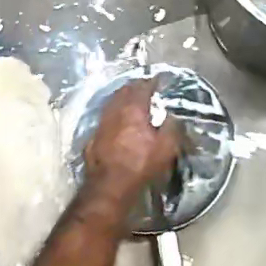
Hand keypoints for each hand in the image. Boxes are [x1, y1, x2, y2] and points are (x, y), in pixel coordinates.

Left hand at [82, 80, 181, 213]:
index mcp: (133, 109)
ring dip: (121, 98)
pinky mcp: (93, 137)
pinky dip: (112, 114)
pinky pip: (104, 118)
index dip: (151, 82)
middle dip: (134, 87)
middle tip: (143, 87)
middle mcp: (114, 111)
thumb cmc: (140, 164)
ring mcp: (101, 123)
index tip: (157, 80)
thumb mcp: (166, 147)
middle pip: (123, 91)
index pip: (142, 87)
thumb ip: (172, 127)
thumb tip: (172, 116)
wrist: (110, 185)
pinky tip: (115, 120)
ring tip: (129, 100)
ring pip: (111, 103)